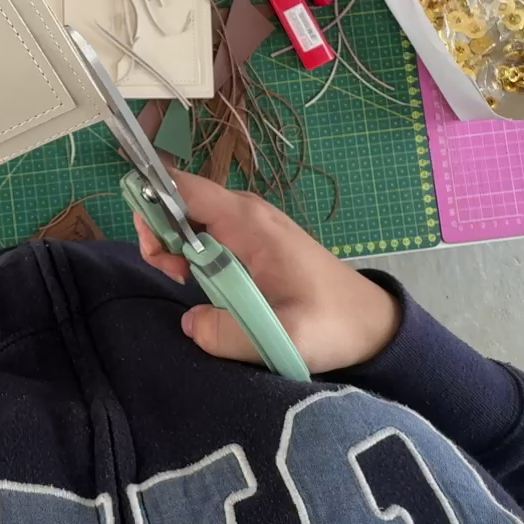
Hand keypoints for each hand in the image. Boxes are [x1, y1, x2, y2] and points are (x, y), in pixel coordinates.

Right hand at [135, 169, 399, 373]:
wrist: (371, 323)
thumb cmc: (333, 323)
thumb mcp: (286, 336)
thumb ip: (232, 334)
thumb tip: (189, 323)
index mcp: (247, 221)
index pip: (184, 187)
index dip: (154, 202)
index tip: (151, 244)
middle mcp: (242, 211)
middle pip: (178, 200)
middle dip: (160, 232)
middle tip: (171, 274)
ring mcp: (245, 223)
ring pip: (187, 216)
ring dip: (172, 245)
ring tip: (185, 281)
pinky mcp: (247, 238)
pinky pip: (203, 231)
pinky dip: (190, 252)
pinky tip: (201, 281)